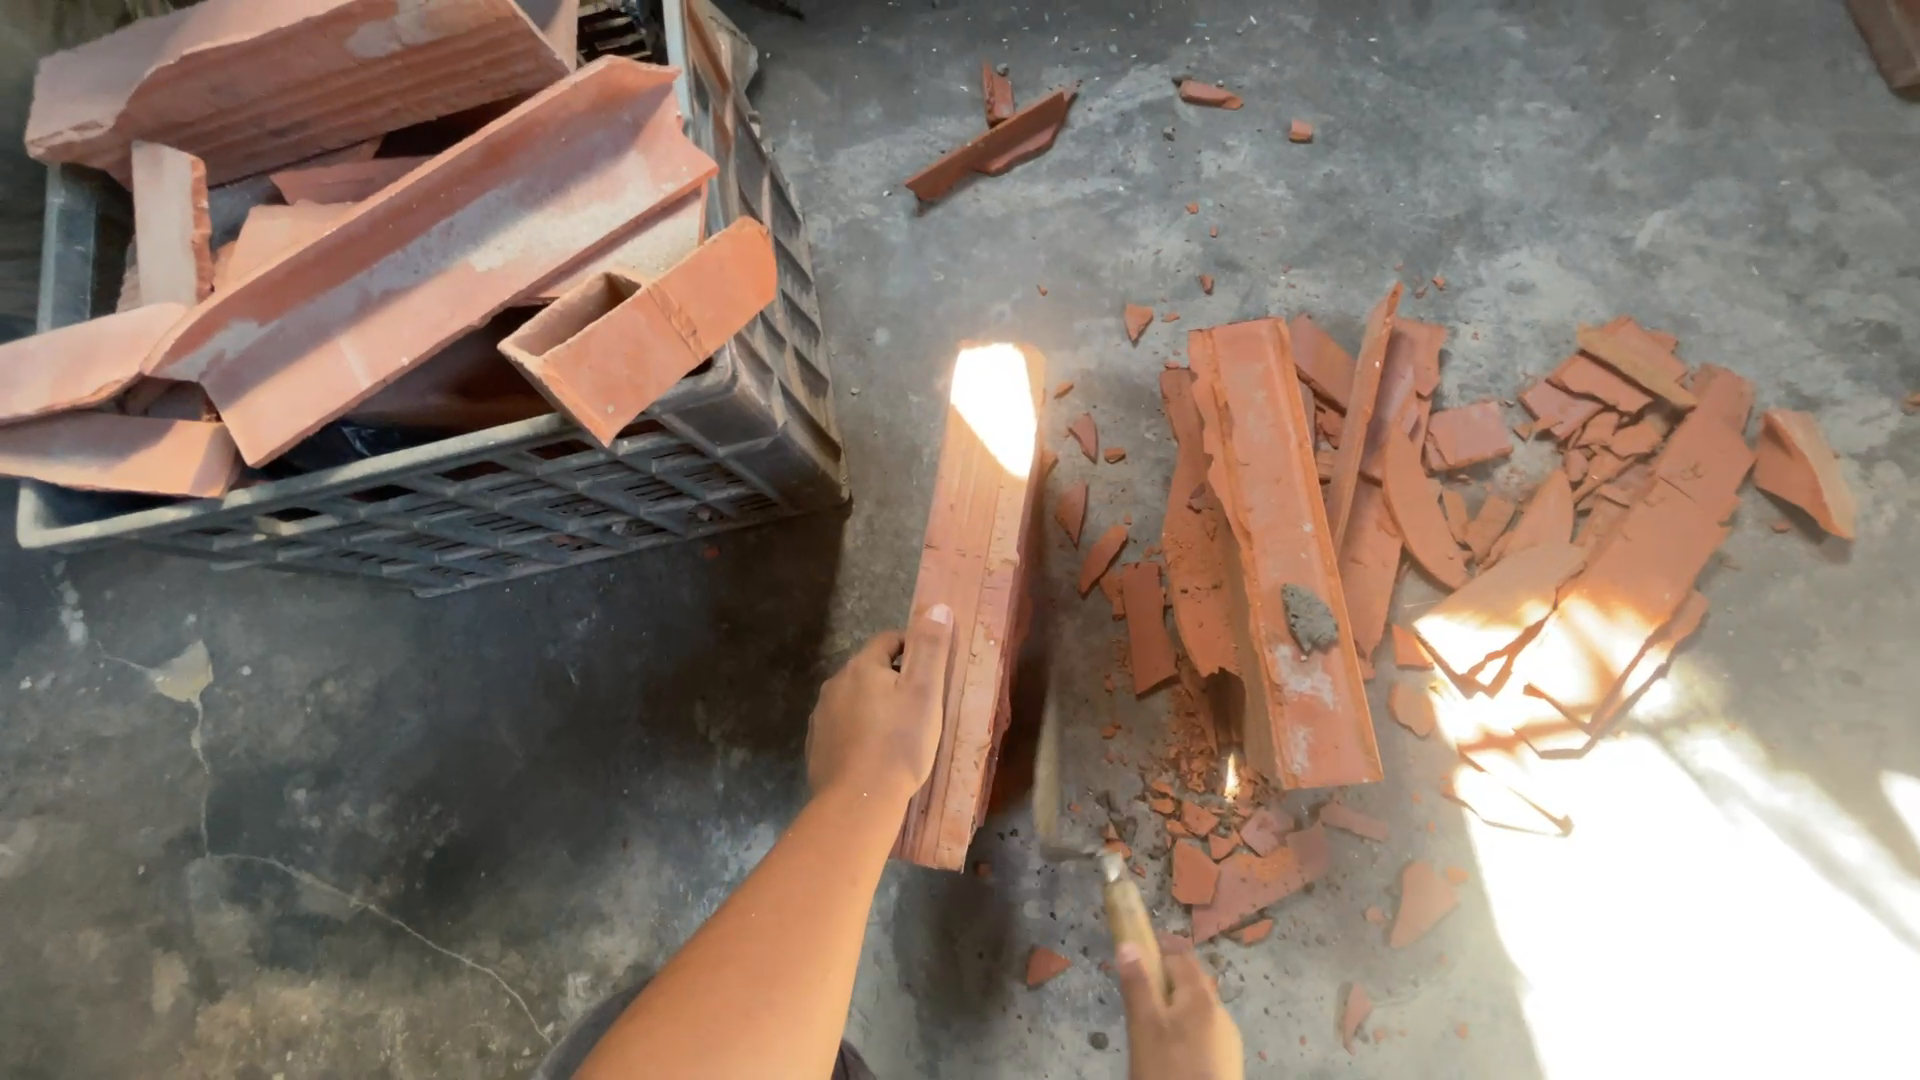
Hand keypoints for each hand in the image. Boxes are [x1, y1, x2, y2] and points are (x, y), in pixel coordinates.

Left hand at [806, 604, 954, 803]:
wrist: (859, 800)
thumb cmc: (900, 742)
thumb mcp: (926, 691)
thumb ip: (930, 647)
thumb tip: (937, 607)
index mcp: (861, 666)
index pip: (889, 641)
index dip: (914, 650)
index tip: (932, 674)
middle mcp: (835, 684)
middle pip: (870, 670)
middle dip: (893, 681)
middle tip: (920, 707)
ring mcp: (821, 716)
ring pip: (855, 700)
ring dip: (874, 707)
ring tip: (898, 734)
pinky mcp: (817, 746)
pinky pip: (842, 728)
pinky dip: (859, 733)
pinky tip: (874, 755)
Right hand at [1116, 939, 1243, 1079]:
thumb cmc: (1168, 1071)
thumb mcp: (1143, 1026)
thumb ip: (1137, 983)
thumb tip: (1129, 943)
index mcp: (1201, 996)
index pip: (1180, 952)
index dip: (1158, 944)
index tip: (1135, 945)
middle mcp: (1220, 1011)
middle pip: (1191, 979)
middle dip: (1165, 976)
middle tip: (1137, 988)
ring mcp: (1228, 1039)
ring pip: (1197, 1006)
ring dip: (1175, 1003)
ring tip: (1150, 1021)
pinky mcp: (1228, 1063)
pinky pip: (1204, 1030)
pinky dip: (1186, 1026)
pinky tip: (1171, 1048)